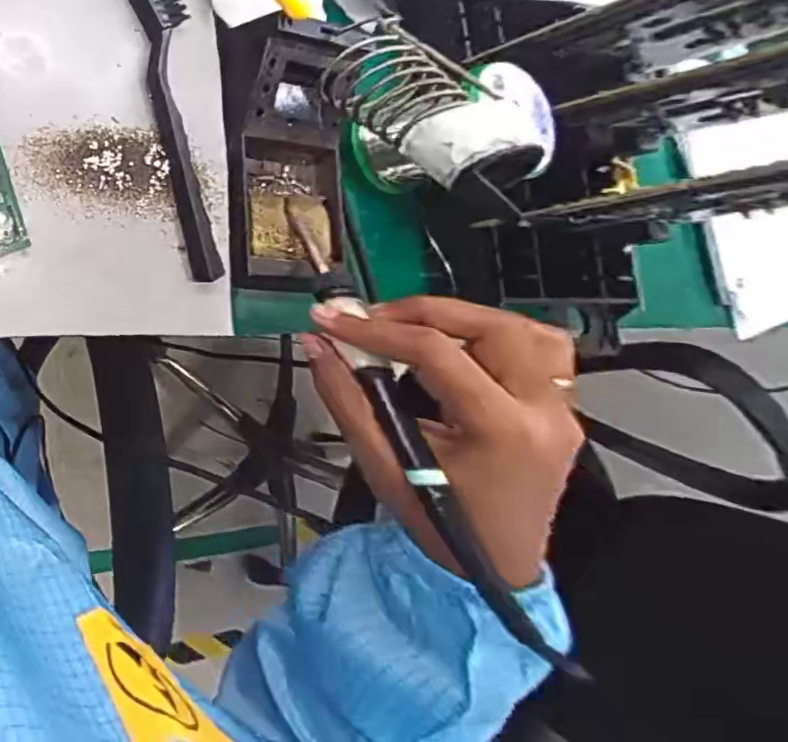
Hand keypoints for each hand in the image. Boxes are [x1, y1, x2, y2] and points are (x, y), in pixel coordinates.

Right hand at [302, 296, 583, 588]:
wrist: (491, 565)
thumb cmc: (437, 519)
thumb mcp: (377, 458)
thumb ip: (343, 395)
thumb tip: (317, 345)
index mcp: (502, 429)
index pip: (435, 351)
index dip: (372, 329)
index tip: (329, 320)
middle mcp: (544, 415)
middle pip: (494, 328)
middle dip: (423, 311)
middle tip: (371, 317)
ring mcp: (559, 413)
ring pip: (527, 332)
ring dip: (463, 317)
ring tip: (412, 325)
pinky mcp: (555, 412)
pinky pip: (539, 353)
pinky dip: (490, 335)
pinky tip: (451, 345)